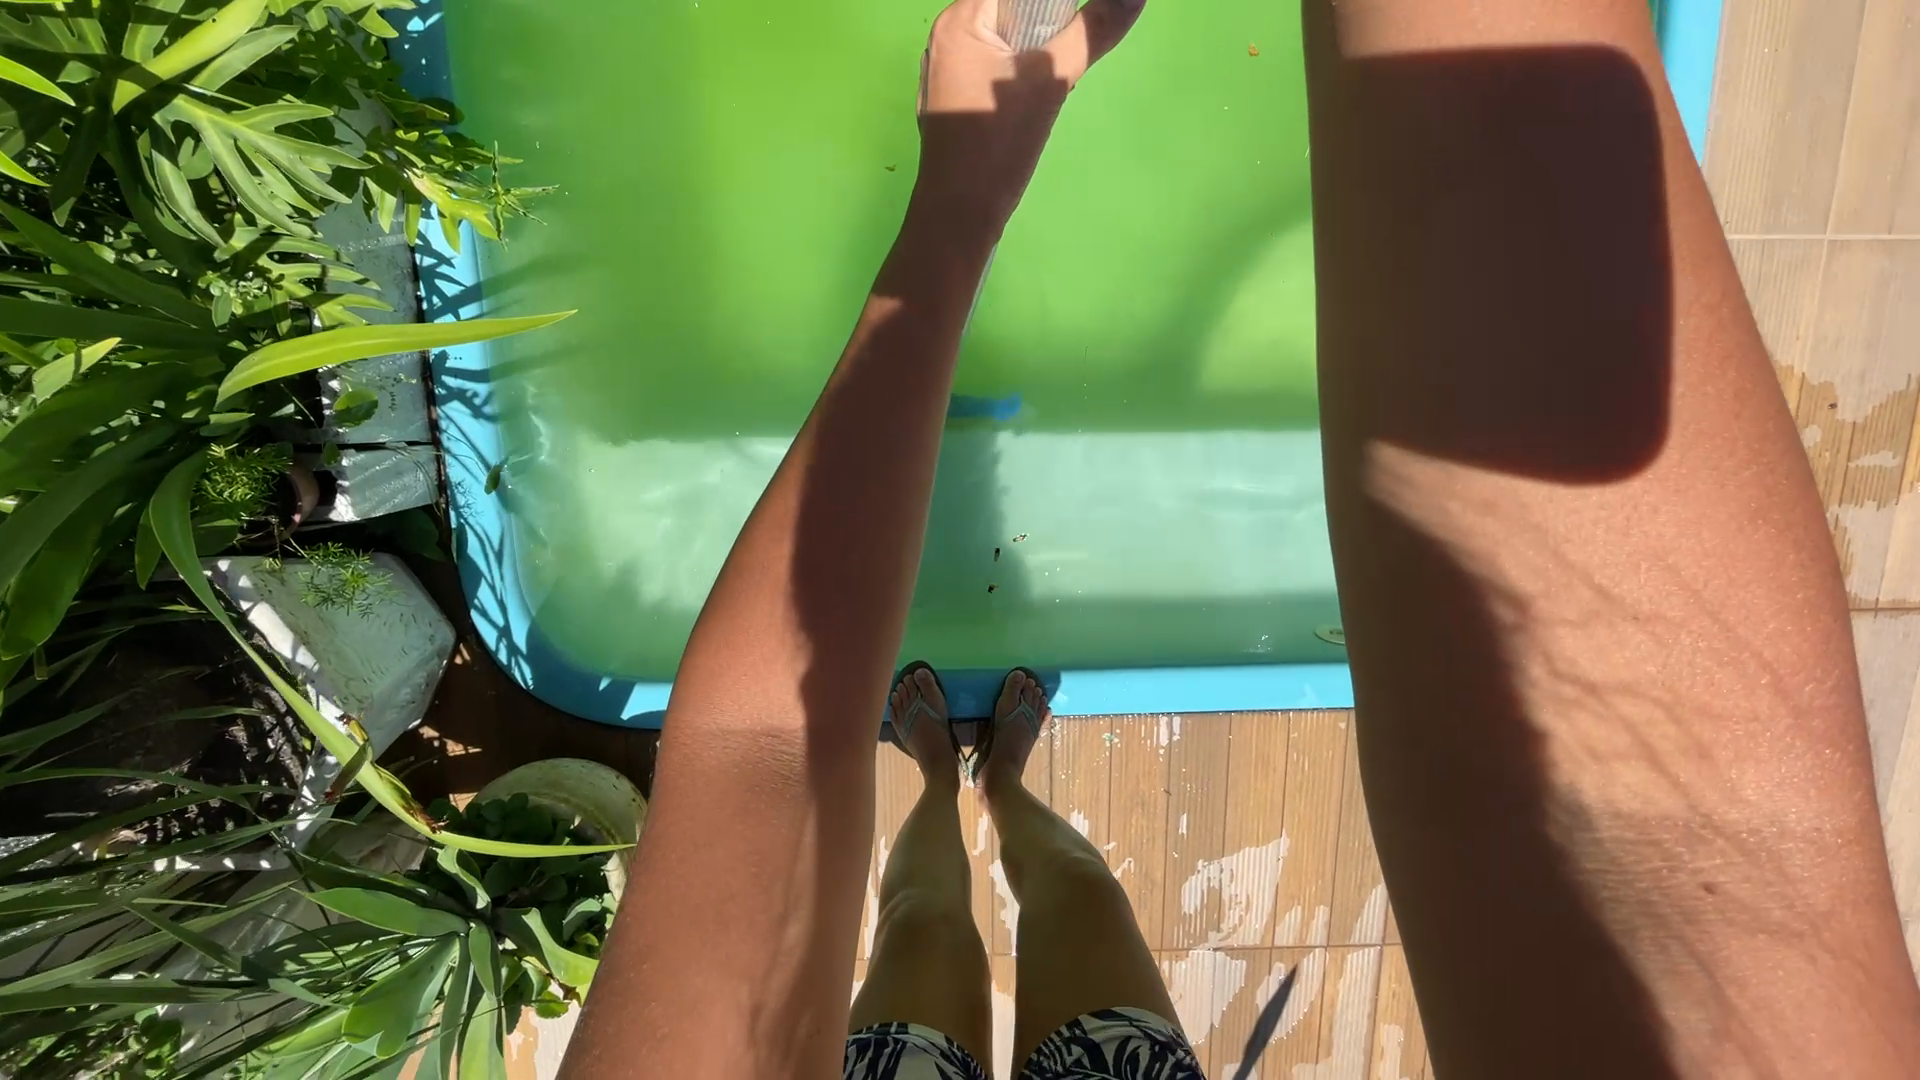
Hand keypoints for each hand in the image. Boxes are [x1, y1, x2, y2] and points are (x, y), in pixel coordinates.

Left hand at [912, 0, 1145, 237]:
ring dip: (1033, 55)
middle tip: (1058, 67)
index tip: (1070, 26)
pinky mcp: (951, 109)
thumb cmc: (997, 147)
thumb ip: (1091, 32)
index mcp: (959, 21)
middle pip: (1007, 11)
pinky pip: (989, 74)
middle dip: (1045, 27)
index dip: (1048, 5)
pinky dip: (1015, 80)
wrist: (958, 218)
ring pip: (1000, 45)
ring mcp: (943, 78)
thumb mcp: (1049, 83)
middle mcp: (943, 41)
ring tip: (1046, 90)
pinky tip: (1028, 109)